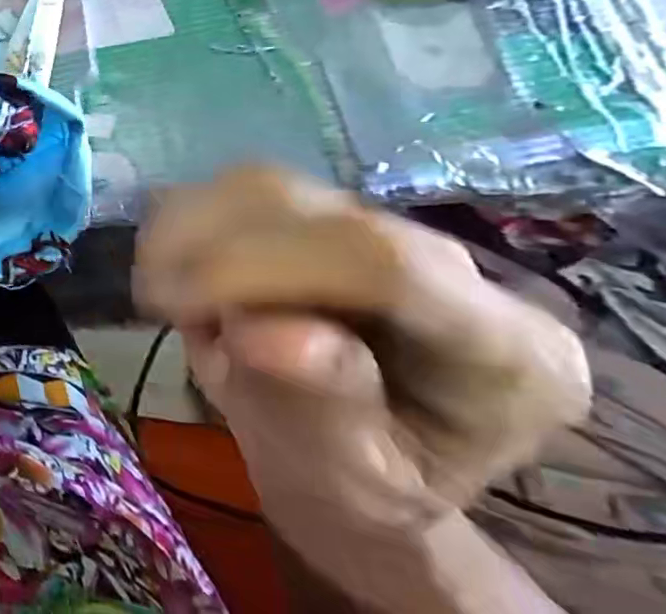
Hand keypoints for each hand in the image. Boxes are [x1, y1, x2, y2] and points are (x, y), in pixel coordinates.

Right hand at [135, 166, 589, 597]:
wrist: (338, 454)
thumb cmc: (349, 480)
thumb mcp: (343, 479)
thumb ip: (319, 410)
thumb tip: (264, 332)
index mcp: (506, 351)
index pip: (390, 266)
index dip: (265, 268)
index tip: (178, 306)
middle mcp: (455, 268)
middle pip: (314, 214)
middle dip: (211, 252)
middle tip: (159, 307)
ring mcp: (380, 228)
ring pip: (264, 186)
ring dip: (187, 233)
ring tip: (167, 295)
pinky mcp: (318, 211)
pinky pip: (231, 187)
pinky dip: (180, 223)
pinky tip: (172, 270)